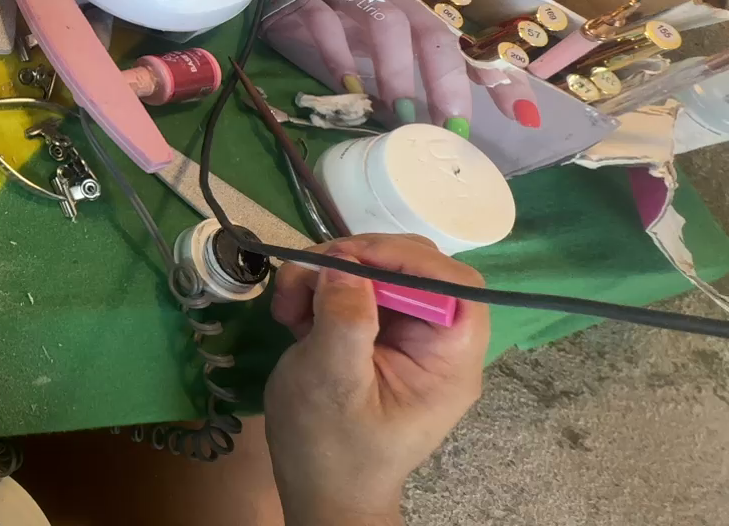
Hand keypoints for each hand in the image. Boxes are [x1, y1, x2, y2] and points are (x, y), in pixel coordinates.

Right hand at [265, 234, 490, 525]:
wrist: (315, 481)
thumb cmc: (330, 441)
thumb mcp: (332, 380)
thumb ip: (345, 320)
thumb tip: (343, 265)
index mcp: (445, 359)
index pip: (453, 286)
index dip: (404, 260)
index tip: (345, 260)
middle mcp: (429, 341)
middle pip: (410, 267)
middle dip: (352, 260)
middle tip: (306, 276)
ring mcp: (397, 335)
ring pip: (370, 271)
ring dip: (322, 274)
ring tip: (287, 305)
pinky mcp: (366, 332)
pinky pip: (345, 287)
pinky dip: (311, 288)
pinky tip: (290, 315)